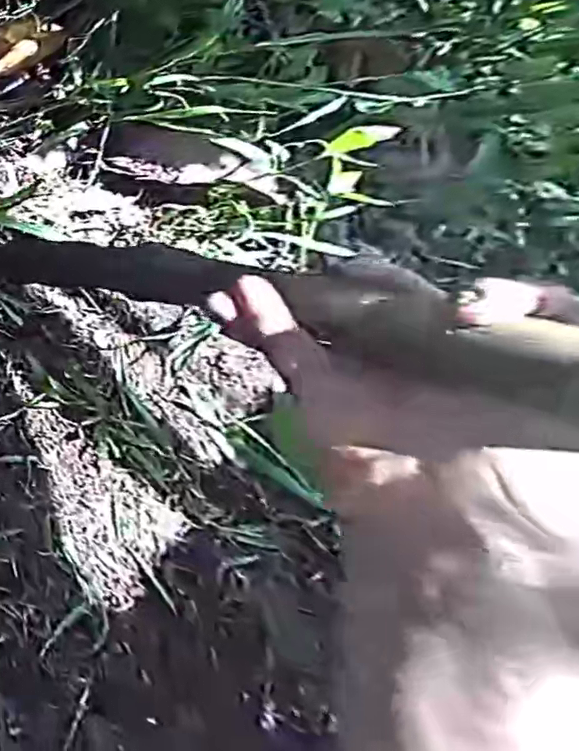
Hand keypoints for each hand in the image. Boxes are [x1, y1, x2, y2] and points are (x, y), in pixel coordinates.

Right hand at [210, 275, 578, 750]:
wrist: (468, 523)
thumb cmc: (548, 465)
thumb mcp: (571, 391)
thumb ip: (557, 337)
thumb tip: (479, 300)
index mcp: (507, 365)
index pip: (487, 311)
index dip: (491, 294)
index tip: (478, 303)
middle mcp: (436, 364)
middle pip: (393, 309)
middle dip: (363, 284)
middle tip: (346, 267)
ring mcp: (373, 378)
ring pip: (326, 320)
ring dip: (296, 293)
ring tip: (275, 271)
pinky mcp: (321, 390)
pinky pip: (286, 344)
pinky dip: (260, 314)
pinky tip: (244, 286)